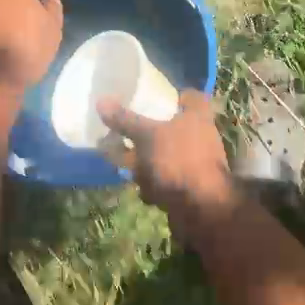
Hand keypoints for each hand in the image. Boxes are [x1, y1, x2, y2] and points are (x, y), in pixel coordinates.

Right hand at [99, 90, 239, 228]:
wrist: (202, 209)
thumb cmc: (178, 160)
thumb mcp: (146, 135)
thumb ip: (125, 119)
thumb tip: (101, 101)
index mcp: (198, 115)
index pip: (189, 95)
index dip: (172, 95)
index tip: (150, 98)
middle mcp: (201, 136)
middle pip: (172, 128)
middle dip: (148, 134)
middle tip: (126, 135)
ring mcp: (197, 163)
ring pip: (166, 156)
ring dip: (147, 163)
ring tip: (126, 166)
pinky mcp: (191, 187)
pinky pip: (167, 179)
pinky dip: (154, 184)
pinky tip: (143, 190)